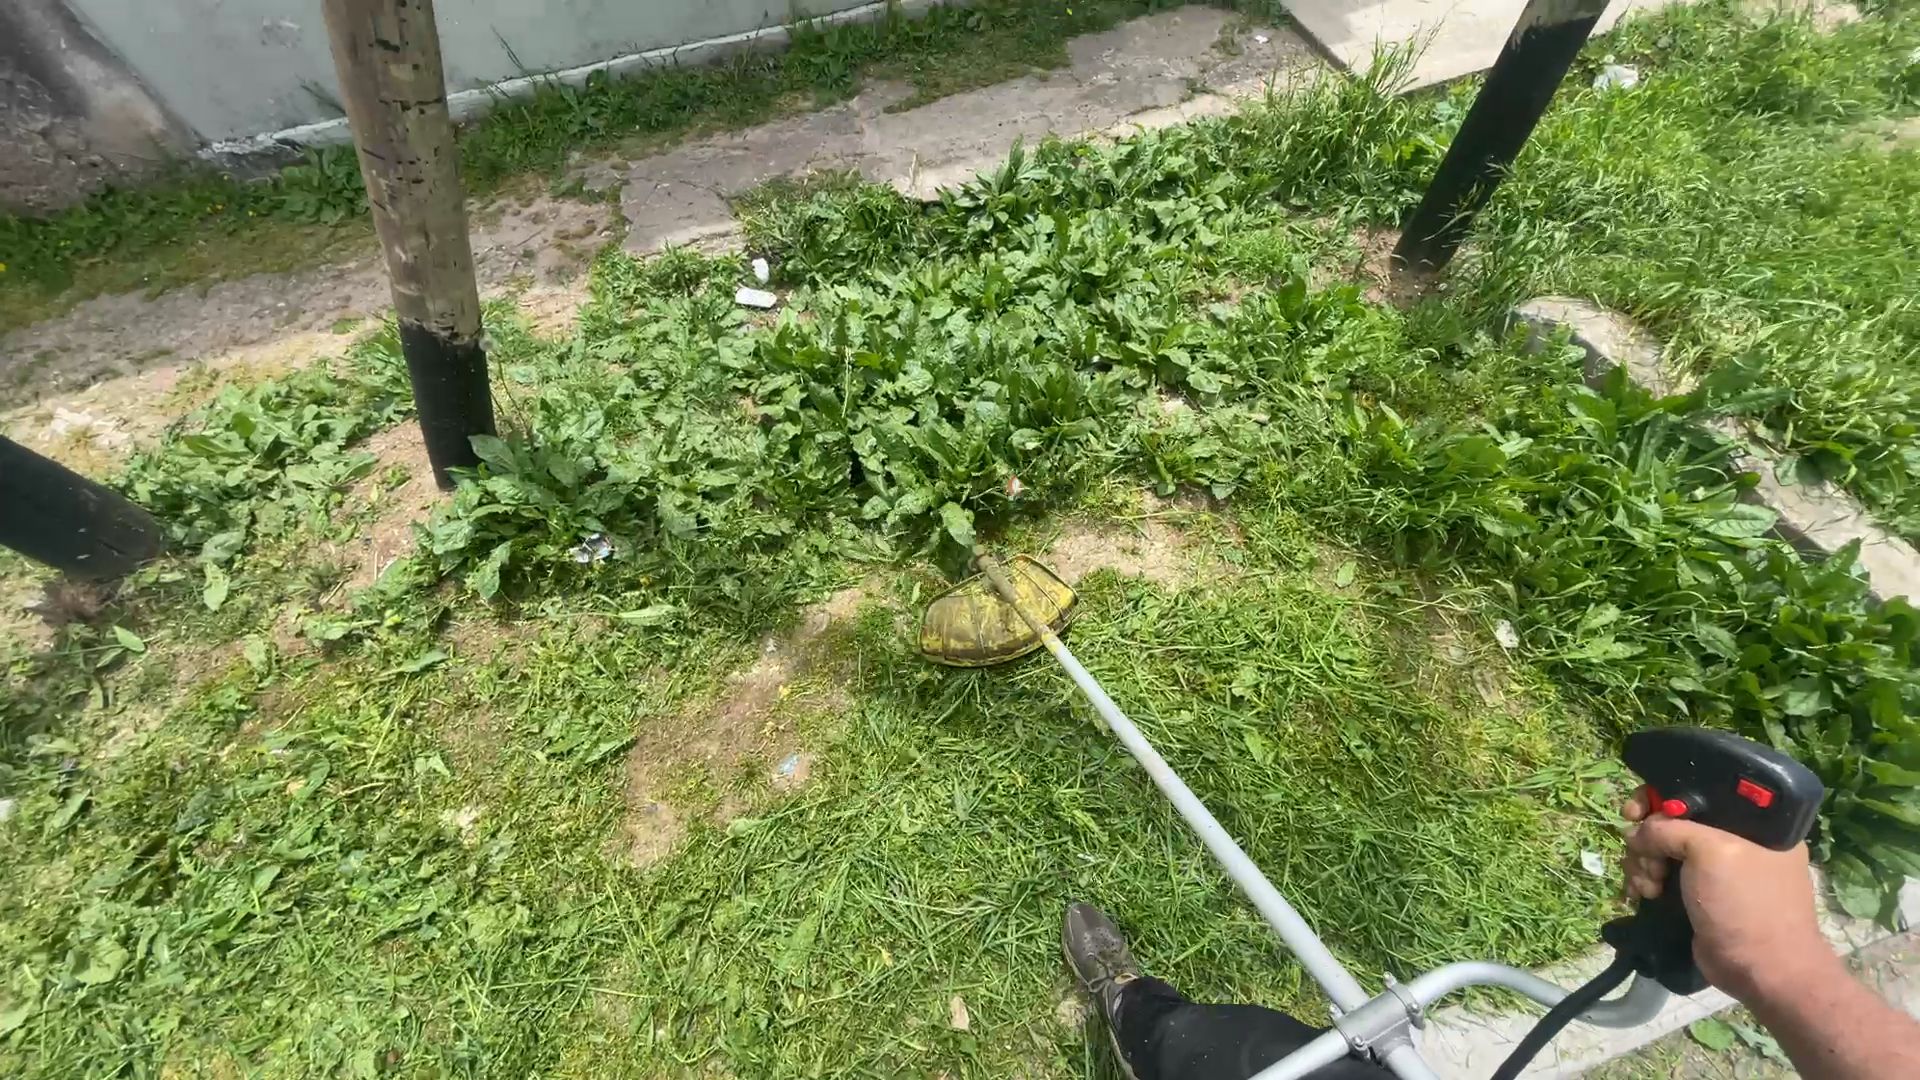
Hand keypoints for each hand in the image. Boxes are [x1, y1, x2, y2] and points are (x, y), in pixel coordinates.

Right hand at [1622, 786, 1832, 1002]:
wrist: (1759, 969)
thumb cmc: (1745, 903)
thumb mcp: (1710, 850)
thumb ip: (1665, 828)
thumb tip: (1636, 836)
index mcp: (1753, 829)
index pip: (1693, 795)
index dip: (1657, 798)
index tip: (1635, 813)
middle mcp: (1732, 845)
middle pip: (1665, 822)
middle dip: (1645, 839)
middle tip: (1644, 857)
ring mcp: (1710, 872)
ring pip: (1654, 849)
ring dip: (1641, 864)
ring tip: (1648, 886)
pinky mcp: (1692, 892)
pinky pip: (1653, 872)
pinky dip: (1642, 880)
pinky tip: (1644, 894)